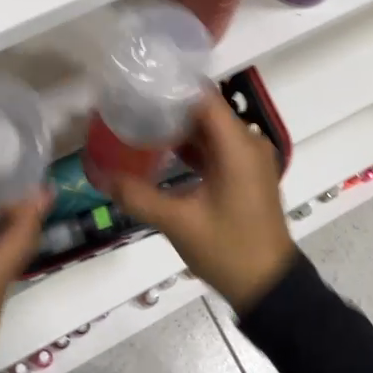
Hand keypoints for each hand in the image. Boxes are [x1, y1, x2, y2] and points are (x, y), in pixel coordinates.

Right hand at [106, 91, 295, 312]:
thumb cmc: (228, 249)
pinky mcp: (246, 175)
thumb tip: (102, 176)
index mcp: (238, 146)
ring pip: (210, 130)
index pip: (202, 96)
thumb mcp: (178, 223)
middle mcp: (248, 143)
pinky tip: (161, 152)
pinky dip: (192, 147)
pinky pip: (217, 148)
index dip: (171, 87)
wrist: (269, 287)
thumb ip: (138, 196)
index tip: (138, 85)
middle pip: (205, 110)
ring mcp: (249, 160)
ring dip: (179, 129)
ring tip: (139, 124)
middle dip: (168, 107)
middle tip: (130, 106)